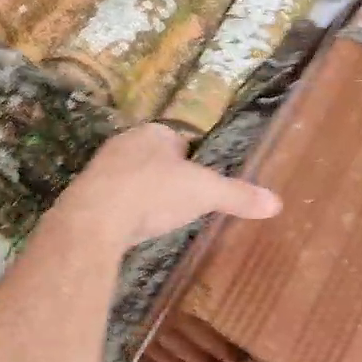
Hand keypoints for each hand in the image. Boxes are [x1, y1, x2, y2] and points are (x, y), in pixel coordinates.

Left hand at [52, 124, 280, 249]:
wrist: (94, 219)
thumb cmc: (153, 193)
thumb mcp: (204, 193)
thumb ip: (237, 195)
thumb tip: (276, 202)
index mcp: (152, 133)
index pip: (178, 139)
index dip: (191, 157)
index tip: (201, 179)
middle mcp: (122, 144)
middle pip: (152, 158)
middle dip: (166, 176)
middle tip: (182, 200)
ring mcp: (100, 170)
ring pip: (130, 178)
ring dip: (143, 194)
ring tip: (158, 216)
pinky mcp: (85, 197)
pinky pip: (112, 201)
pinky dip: (124, 212)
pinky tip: (132, 228)